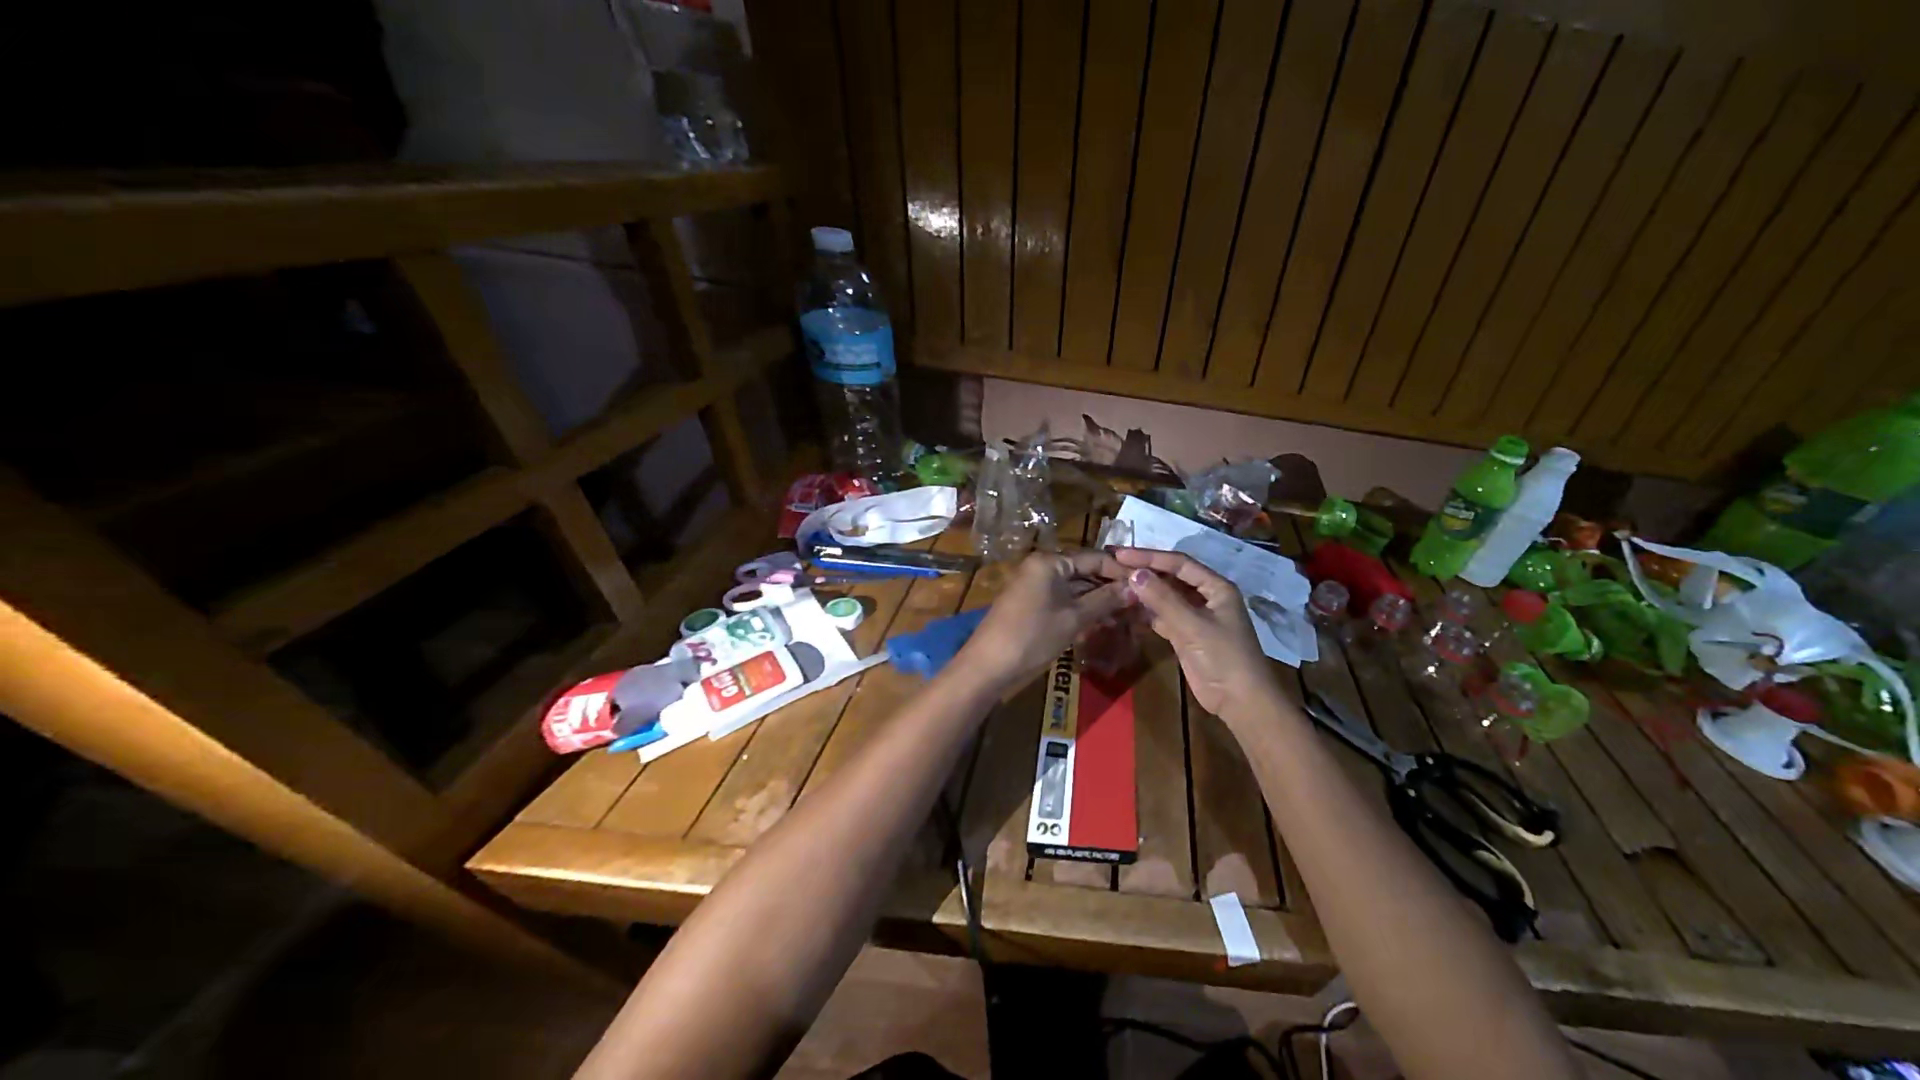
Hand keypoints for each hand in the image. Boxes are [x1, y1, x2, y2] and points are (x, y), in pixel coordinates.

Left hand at [959, 550, 1132, 687]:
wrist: (989, 666)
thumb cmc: (1032, 636)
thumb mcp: (1074, 618)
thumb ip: (1105, 600)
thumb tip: (1137, 587)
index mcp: (1049, 562)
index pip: (1094, 558)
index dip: (1121, 572)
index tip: (1148, 585)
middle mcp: (1042, 568)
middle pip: (1085, 573)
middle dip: (1112, 588)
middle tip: (1142, 603)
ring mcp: (1036, 588)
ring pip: (1076, 590)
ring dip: (1100, 602)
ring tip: (1130, 616)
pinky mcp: (1033, 607)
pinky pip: (1064, 603)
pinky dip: (1084, 612)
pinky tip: (1106, 624)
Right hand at [1113, 548, 1278, 723]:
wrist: (1240, 701)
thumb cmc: (1224, 657)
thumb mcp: (1193, 625)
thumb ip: (1163, 599)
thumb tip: (1135, 573)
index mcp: (1216, 587)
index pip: (1179, 563)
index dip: (1150, 556)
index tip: (1121, 554)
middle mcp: (1206, 597)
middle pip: (1171, 577)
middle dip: (1144, 572)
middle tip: (1113, 566)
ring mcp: (1196, 617)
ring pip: (1165, 597)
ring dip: (1143, 592)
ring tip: (1114, 585)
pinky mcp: (1186, 636)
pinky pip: (1162, 616)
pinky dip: (1146, 612)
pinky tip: (1125, 609)